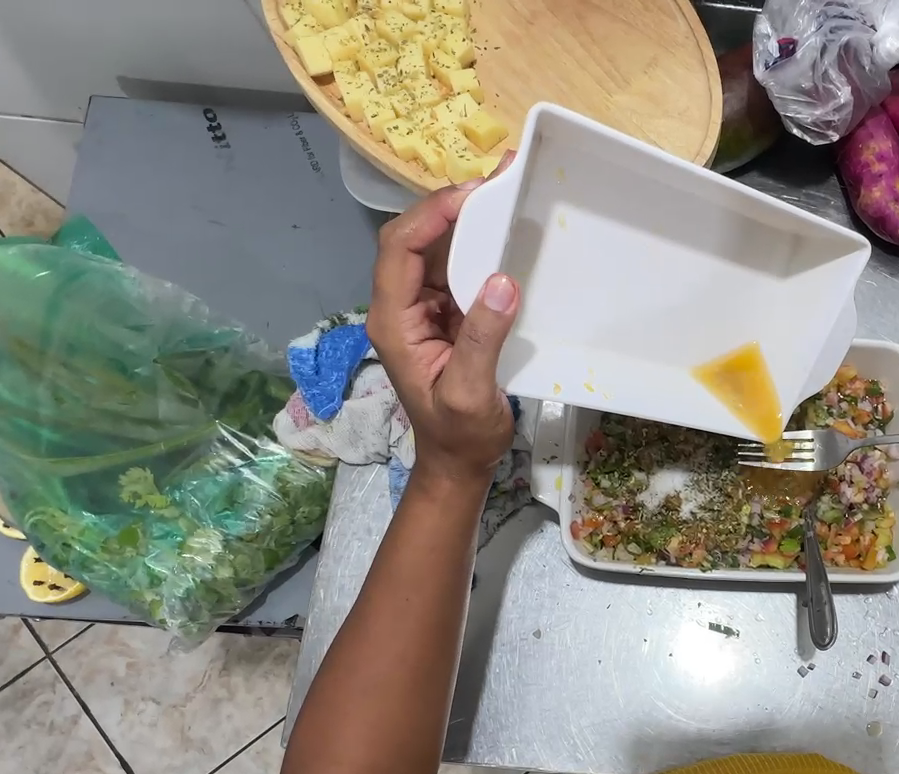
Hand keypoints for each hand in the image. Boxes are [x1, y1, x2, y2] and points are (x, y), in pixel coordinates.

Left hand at [366, 178, 519, 491]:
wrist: (459, 463)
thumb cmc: (461, 435)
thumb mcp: (471, 392)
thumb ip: (482, 338)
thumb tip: (502, 280)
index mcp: (394, 323)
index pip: (398, 250)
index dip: (429, 216)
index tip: (472, 198)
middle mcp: (401, 309)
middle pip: (412, 241)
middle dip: (449, 210)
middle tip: (495, 186)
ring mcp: (423, 313)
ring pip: (435, 253)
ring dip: (466, 227)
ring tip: (504, 202)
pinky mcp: (446, 319)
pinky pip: (456, 274)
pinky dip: (478, 253)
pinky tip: (504, 241)